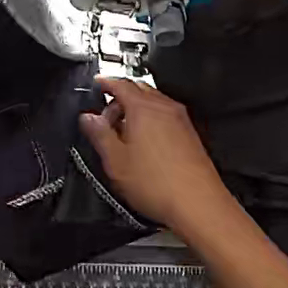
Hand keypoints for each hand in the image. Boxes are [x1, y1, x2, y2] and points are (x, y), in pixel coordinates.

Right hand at [78, 77, 233, 231]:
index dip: (105, 82)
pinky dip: (151, 121)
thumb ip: (99, 133)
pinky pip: (165, 116)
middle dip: (119, 98)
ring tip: (123, 134)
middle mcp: (164, 108)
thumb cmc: (160, 185)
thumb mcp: (115, 160)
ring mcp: (180, 120)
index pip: (120, 83)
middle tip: (105, 116)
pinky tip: (144, 145)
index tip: (97, 84)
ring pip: (153, 103)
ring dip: (135, 110)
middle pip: (138, 89)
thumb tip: (88, 119)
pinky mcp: (189, 134)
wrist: (198, 204)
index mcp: (143, 108)